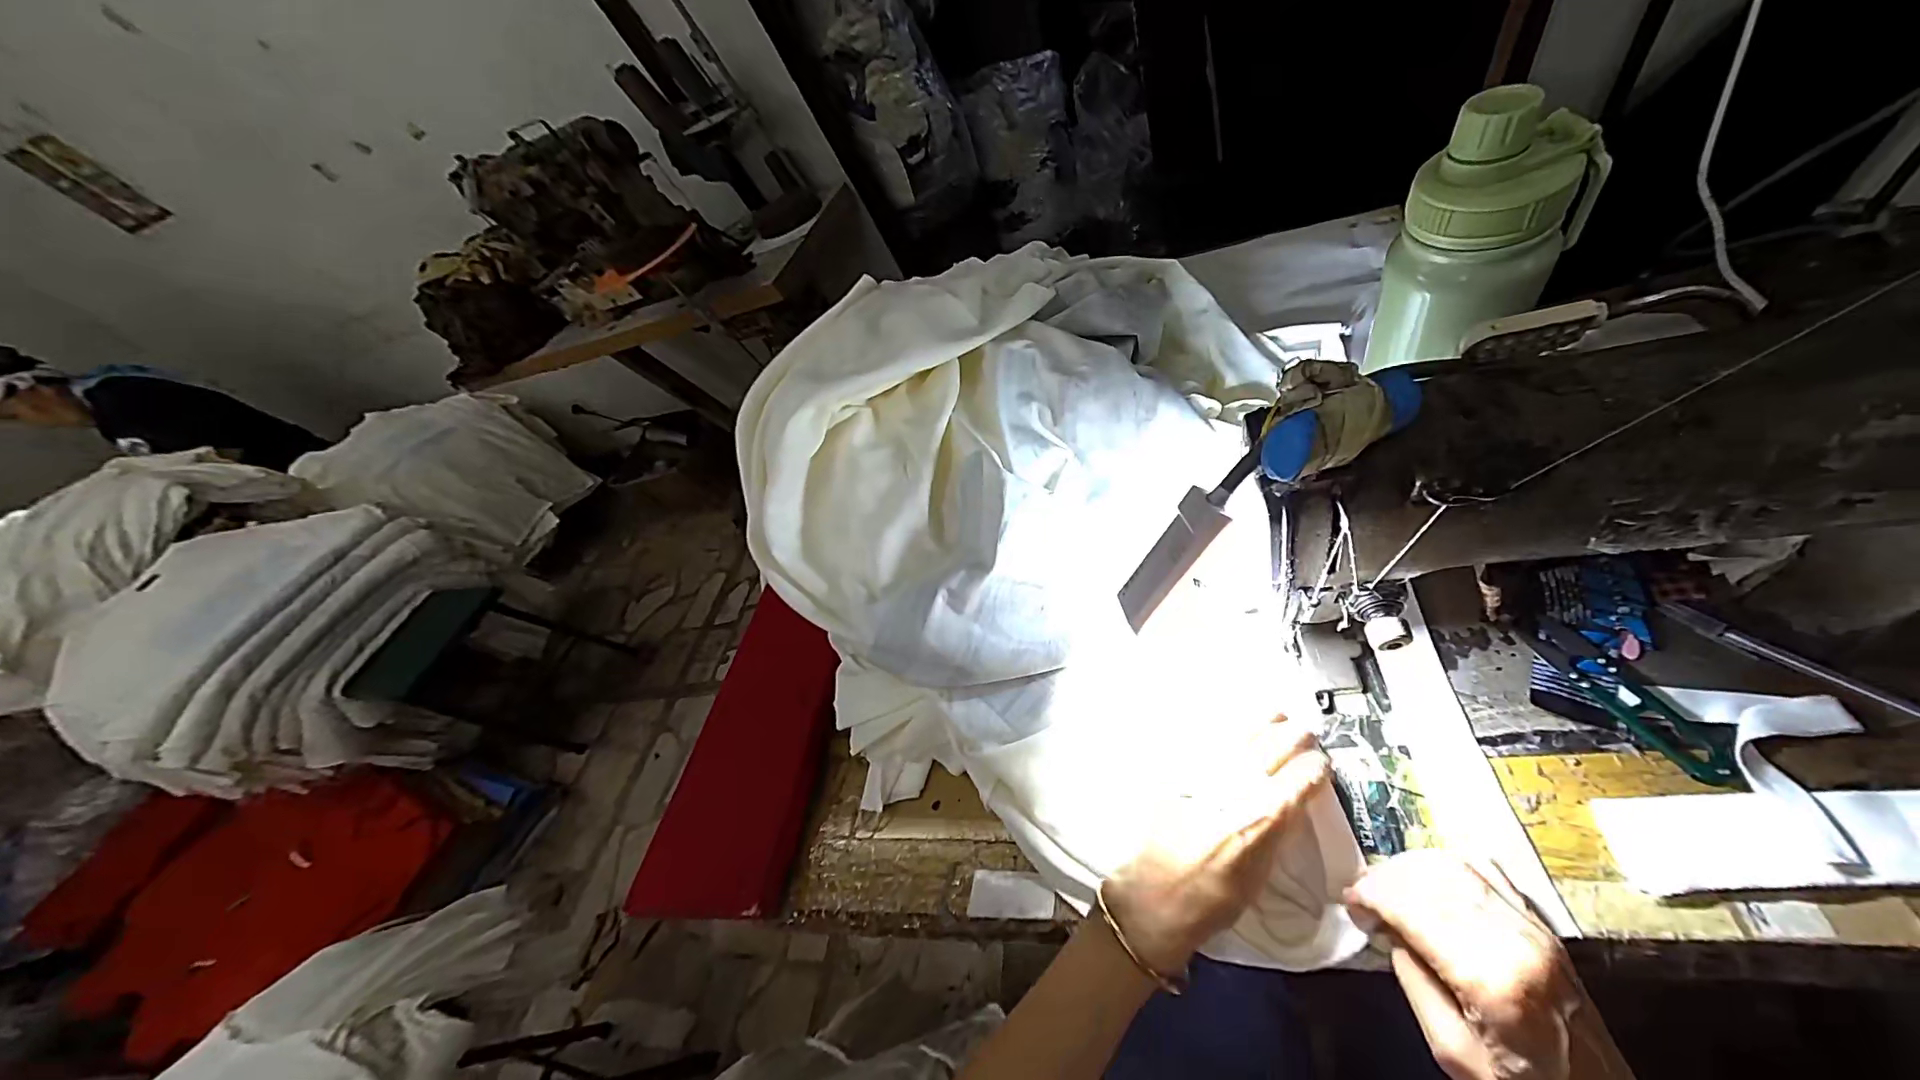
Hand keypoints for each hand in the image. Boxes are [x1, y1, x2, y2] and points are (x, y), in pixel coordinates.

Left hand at [1101, 716, 1330, 976]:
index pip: (1299, 780)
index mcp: (1260, 822)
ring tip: (1275, 716)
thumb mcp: (1259, 875)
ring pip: (1238, 741)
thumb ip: (1274, 834)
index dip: (1315, 769)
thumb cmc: (1211, 901)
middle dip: (1291, 738)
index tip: (1321, 765)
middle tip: (1304, 732)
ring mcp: (1203, 780)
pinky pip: (1206, 745)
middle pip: (1270, 751)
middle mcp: (1234, 793)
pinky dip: (1224, 733)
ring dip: (1260, 726)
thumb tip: (1288, 806)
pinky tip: (1234, 726)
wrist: (1152, 899)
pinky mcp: (1176, 777)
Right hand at [1344, 851, 1630, 1079]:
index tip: (1351, 904)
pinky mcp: (1542, 925)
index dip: (1369, 896)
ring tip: (1389, 888)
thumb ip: (1414, 982)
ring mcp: (1535, 929)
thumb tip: (1391, 933)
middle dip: (1384, 878)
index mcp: (1491, 978)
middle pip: (1429, 877)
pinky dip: (1444, 867)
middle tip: (1363, 896)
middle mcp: (1517, 942)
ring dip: (1410, 869)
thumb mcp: (1451, 1048)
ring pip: (1453, 866)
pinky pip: (1483, 871)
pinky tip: (1426, 884)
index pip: (1410, 905)